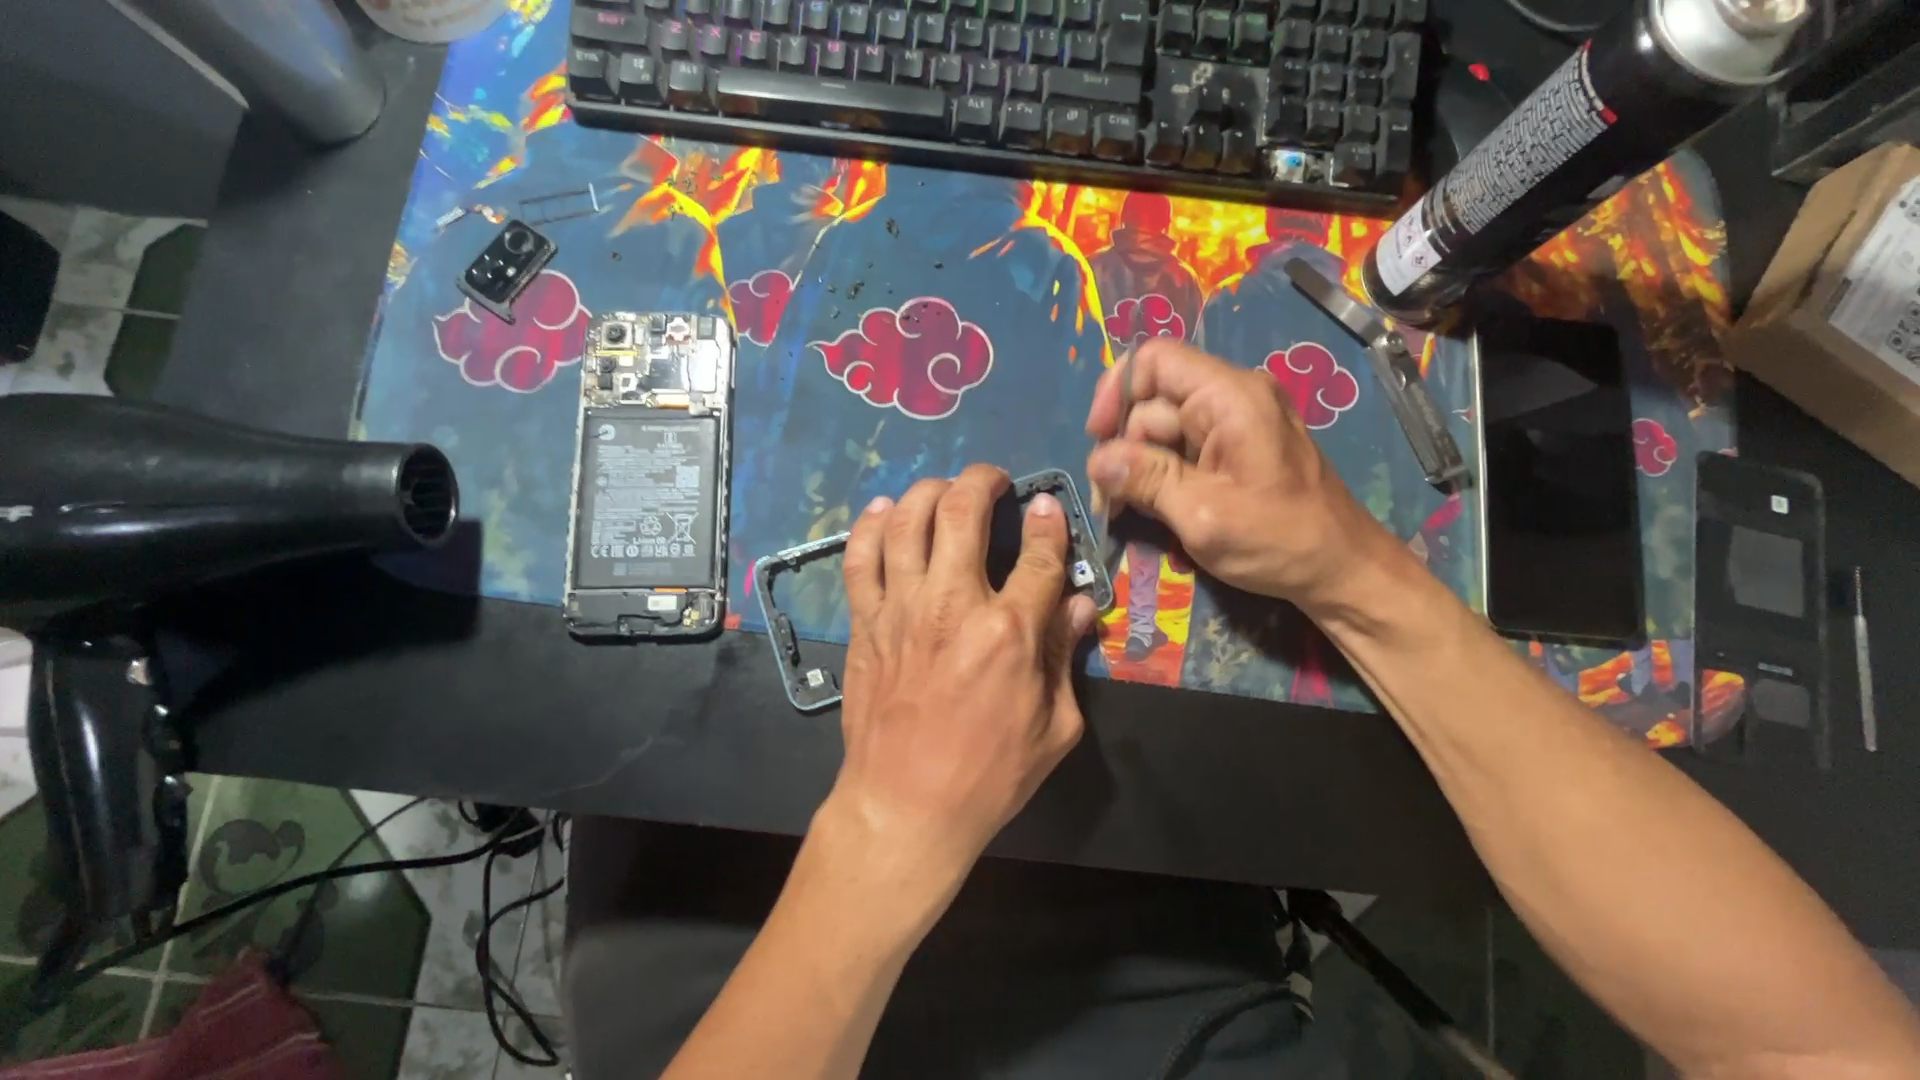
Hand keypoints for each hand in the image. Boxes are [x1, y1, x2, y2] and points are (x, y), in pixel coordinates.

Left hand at [823, 464, 1098, 891]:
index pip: (1039, 555)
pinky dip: (870, 524)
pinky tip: (884, 509)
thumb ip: (1065, 656)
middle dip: (982, 481)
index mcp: (1010, 632)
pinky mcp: (866, 623)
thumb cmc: (990, 775)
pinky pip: (859, 558)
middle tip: (993, 480)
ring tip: (944, 489)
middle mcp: (953, 605)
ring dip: (927, 491)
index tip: (1048, 506)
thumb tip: (1082, 606)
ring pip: (906, 521)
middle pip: (962, 512)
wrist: (906, 805)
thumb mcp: (1055, 726)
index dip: (1049, 522)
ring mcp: (901, 610)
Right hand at [1085, 339, 1400, 616]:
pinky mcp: (1233, 450)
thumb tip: (1095, 461)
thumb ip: (1146, 480)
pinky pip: (1181, 450)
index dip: (1116, 392)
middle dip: (1124, 447)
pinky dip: (1160, 476)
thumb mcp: (1202, 514)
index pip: (1155, 361)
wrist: (1340, 569)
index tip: (1098, 440)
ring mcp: (1234, 424)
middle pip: (1153, 402)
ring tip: (1127, 512)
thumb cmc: (1278, 540)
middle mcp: (1231, 397)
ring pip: (1161, 431)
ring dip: (1138, 469)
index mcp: (1230, 397)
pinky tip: (1151, 508)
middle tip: (1110, 500)